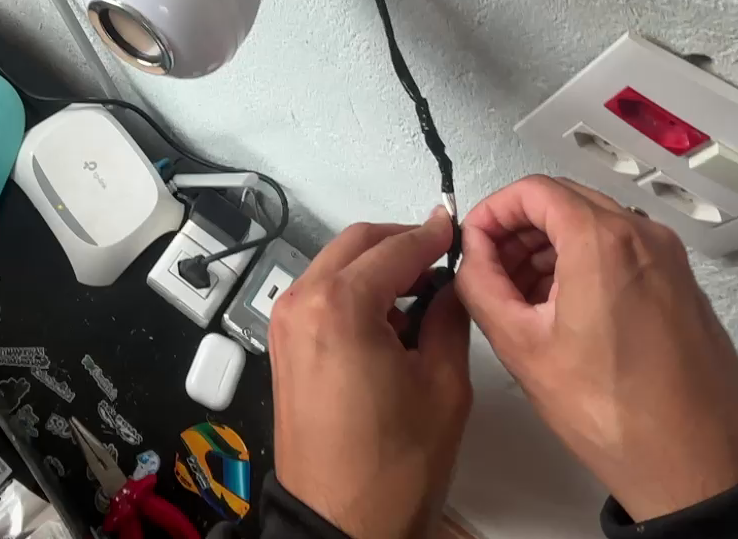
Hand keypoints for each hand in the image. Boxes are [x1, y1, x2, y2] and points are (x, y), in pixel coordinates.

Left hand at [269, 208, 470, 538]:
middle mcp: (302, 302)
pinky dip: (353, 289)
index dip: (430, 235)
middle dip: (400, 242)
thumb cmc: (388, 471)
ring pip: (335, 263)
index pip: (393, 248)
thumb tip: (450, 286)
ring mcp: (286, 321)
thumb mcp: (443, 387)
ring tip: (419, 289)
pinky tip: (387, 314)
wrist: (338, 525)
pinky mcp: (284, 342)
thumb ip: (449, 319)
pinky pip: (321, 291)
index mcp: (340, 306)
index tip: (452, 227)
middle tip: (439, 255)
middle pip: (356, 243)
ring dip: (375, 265)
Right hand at [456, 175, 737, 521]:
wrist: (704, 471)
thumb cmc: (614, 412)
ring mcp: (668, 257)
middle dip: (517, 228)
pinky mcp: (680, 281)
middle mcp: (642, 235)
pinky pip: (619, 247)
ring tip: (521, 293)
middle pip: (561, 199)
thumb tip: (471, 253)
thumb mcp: (520, 345)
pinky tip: (562, 305)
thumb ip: (479, 283)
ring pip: (590, 221)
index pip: (531, 189)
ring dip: (547, 244)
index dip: (491, 212)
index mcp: (602, 241)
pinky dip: (581, 259)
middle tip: (491, 268)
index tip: (474, 244)